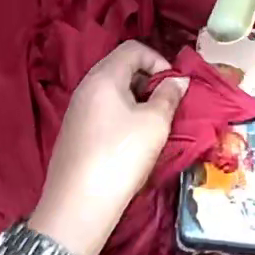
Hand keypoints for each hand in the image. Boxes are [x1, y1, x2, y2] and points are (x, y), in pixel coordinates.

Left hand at [31, 41, 188, 254]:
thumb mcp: (155, 123)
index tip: (174, 86)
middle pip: (122, 67)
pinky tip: (133, 141)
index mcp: (104, 77)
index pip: (133, 49)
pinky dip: (123, 115)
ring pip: (114, 91)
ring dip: (138, 99)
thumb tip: (179, 80)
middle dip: (150, 80)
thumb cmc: (121, 156)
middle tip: (167, 104)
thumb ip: (169, 96)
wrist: (78, 205)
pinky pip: (104, 110)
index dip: (159, 61)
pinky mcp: (75, 133)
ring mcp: (77, 111)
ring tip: (154, 124)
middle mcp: (86, 87)